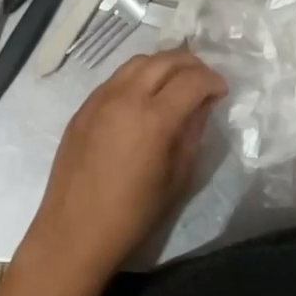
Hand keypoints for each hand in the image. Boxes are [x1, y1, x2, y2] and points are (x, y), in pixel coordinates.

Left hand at [19, 48, 226, 276]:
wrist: (73, 235)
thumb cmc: (132, 215)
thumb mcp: (177, 177)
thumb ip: (193, 132)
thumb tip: (203, 105)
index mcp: (154, 118)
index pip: (192, 80)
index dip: (213, 80)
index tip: (222, 91)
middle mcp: (126, 97)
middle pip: (166, 60)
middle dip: (191, 64)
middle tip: (203, 80)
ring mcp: (100, 99)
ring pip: (139, 61)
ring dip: (163, 64)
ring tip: (175, 81)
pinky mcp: (83, 108)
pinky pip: (116, 77)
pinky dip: (138, 76)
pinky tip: (143, 96)